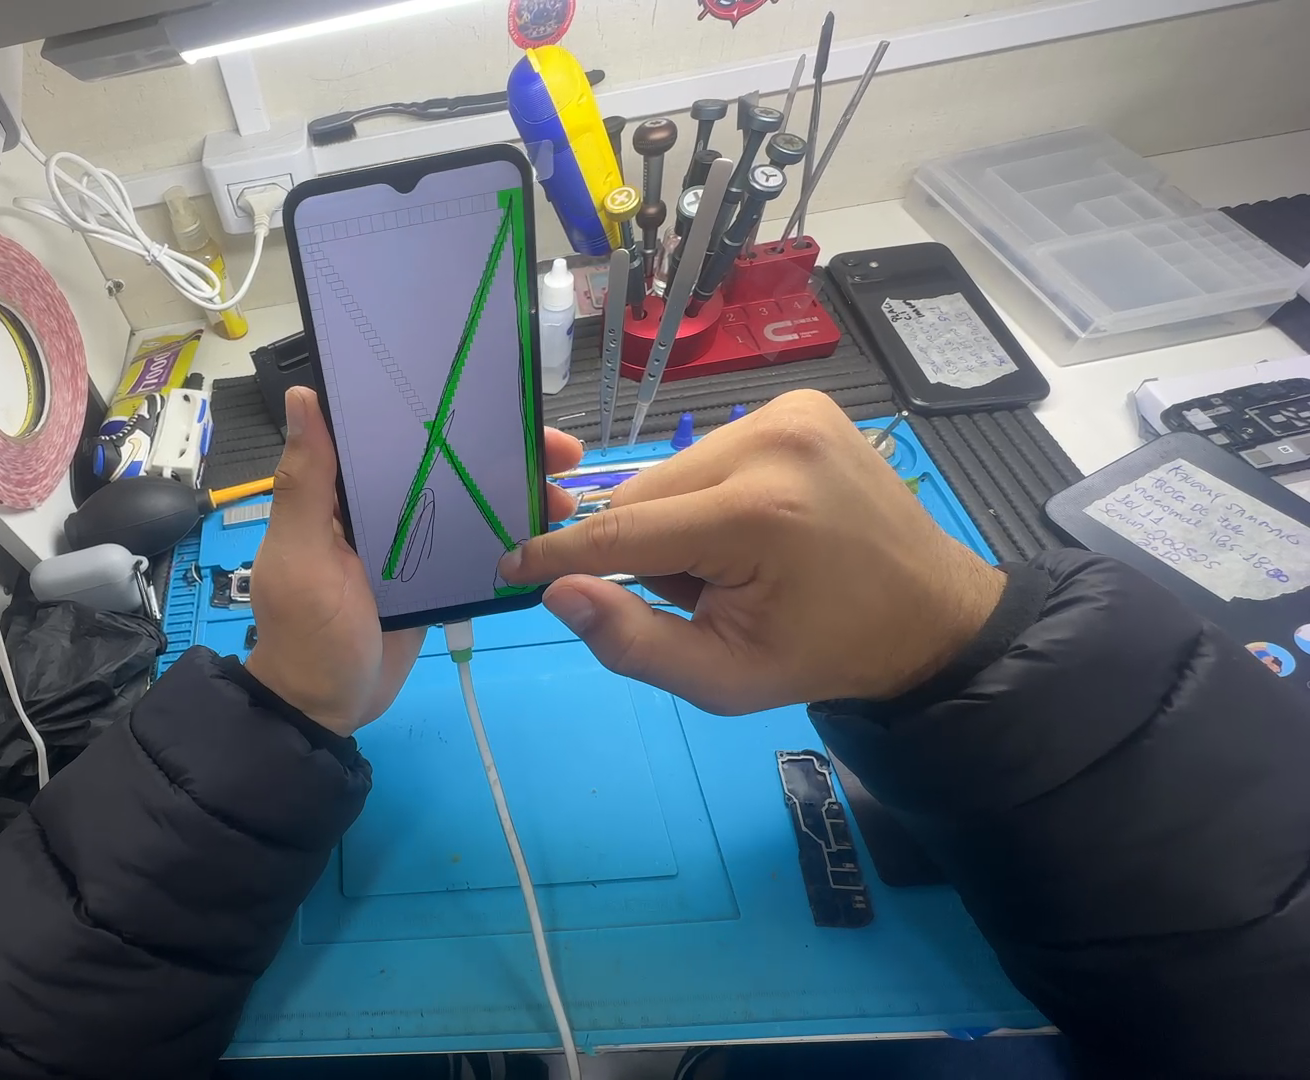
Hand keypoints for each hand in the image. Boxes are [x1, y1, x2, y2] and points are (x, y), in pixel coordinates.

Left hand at [247, 387, 583, 735]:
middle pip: (442, 460)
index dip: (438, 407)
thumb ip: (305, 482)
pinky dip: (508, 535)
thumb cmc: (308, 629)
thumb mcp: (300, 554)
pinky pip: (473, 543)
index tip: (494, 391)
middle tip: (557, 448)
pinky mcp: (434, 574)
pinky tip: (546, 531)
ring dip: (514, 492)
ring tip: (563, 496)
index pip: (392, 430)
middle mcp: (378, 504)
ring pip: (466, 499)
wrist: (329, 704)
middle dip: (499, 448)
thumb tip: (305, 397)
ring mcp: (411, 539)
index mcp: (341, 490)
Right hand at [498, 390, 1006, 713]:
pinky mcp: (795, 403)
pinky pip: (699, 457)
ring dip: (668, 523)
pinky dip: (698, 497)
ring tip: (725, 560)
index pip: (621, 531)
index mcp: (757, 515)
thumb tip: (555, 590)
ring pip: (663, 475)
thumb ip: (629, 642)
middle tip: (690, 590)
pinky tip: (745, 527)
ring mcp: (786, 411)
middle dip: (638, 548)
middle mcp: (768, 440)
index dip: (557, 553)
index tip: (511, 566)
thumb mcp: (721, 677)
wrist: (930, 616)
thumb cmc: (821, 655)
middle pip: (638, 497)